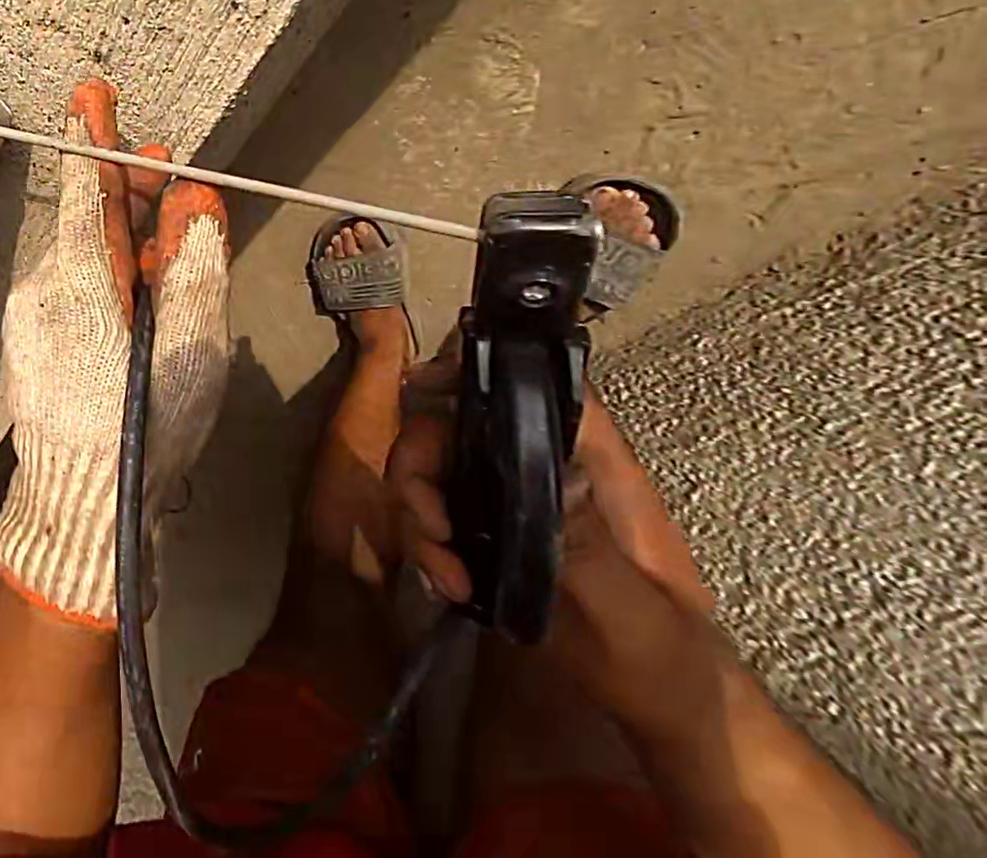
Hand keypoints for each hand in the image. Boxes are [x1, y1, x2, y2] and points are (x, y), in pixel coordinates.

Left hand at [0, 79, 231, 624]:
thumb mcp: (191, 350)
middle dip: (121, 190)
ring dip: (116, 235)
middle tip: (160, 169)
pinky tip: (130, 289)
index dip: (90, 144)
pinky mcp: (27, 342)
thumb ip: (192, 267)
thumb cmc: (144, 431)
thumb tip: (190, 201)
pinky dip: (99, 273)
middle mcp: (41, 293)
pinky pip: (65, 288)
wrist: (80, 505)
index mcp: (79, 289)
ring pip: (75, 255)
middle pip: (82, 222)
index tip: (89, 97)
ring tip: (158, 230)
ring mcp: (28, 319)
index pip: (84, 198)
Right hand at [386, 348, 718, 720]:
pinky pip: (430, 519)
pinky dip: (424, 547)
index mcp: (592, 471)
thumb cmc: (663, 660)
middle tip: (427, 522)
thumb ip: (586, 543)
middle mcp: (541, 474)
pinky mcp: (483, 535)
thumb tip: (553, 470)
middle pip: (456, 430)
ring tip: (445, 576)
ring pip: (432, 476)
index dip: (479, 374)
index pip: (538, 396)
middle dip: (421, 468)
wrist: (652, 707)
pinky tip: (446, 586)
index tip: (422, 383)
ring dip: (419, 519)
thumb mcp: (631, 610)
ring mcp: (507, 504)